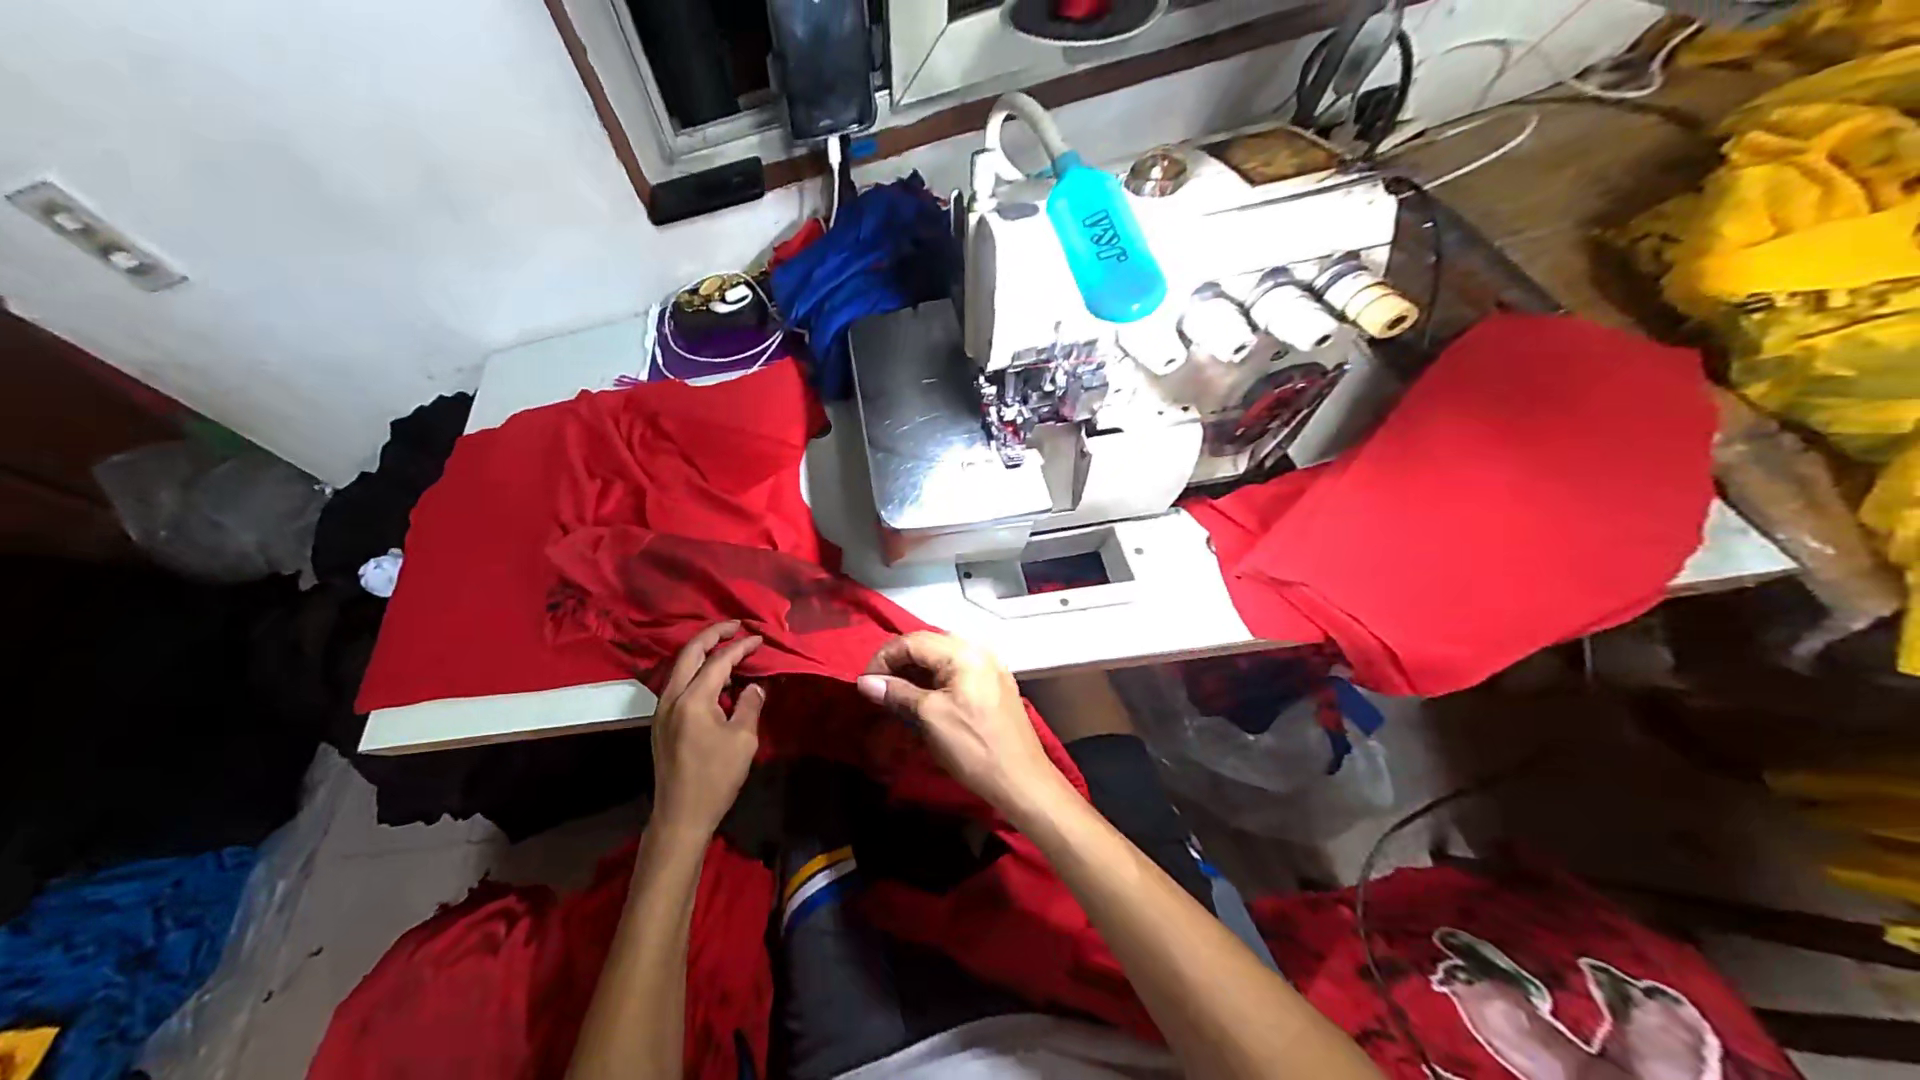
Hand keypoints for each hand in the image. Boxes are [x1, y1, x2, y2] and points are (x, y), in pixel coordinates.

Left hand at [650, 621, 764, 837]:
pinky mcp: (662, 722)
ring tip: (727, 648)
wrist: (681, 814)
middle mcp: (672, 698)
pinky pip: (678, 684)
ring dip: (702, 652)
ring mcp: (662, 710)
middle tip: (735, 626)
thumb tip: (754, 687)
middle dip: (712, 635)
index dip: (741, 647)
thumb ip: (749, 705)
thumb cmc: (716, 777)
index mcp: (692, 699)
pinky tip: (714, 679)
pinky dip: (696, 671)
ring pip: (680, 667)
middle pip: (690, 653)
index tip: (760, 639)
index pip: (718, 661)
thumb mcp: (743, 740)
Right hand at [856, 631, 1066, 816]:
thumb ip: (897, 693)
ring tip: (896, 694)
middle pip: (928, 644)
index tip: (866, 683)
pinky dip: (935, 679)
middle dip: (899, 662)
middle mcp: (980, 650)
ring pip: (942, 657)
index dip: (883, 658)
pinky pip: (957, 670)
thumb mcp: (930, 718)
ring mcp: (990, 667)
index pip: (913, 641)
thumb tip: (866, 683)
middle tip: (879, 688)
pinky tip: (923, 698)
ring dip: (915, 671)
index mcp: (965, 653)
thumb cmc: (974, 748)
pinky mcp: (994, 684)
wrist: (1021, 780)